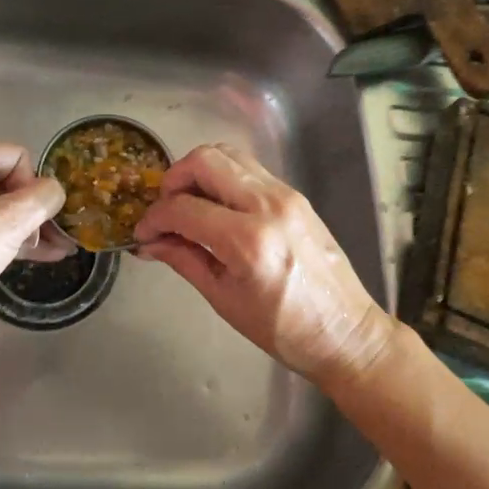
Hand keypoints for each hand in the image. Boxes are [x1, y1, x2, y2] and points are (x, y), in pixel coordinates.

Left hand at [0, 142, 71, 333]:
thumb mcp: (9, 222)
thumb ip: (43, 198)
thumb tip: (56, 191)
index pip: (17, 157)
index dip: (33, 185)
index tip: (36, 217)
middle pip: (9, 181)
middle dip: (35, 209)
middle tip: (54, 237)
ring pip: (0, 207)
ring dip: (29, 227)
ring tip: (61, 247)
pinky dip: (11, 238)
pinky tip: (44, 255)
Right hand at [134, 144, 393, 385]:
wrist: (346, 333)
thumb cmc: (282, 329)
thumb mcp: (224, 299)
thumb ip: (184, 260)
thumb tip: (149, 243)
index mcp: (248, 241)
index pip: (184, 208)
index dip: (154, 218)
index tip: (143, 233)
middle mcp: (267, 205)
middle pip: (204, 160)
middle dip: (173, 180)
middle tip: (165, 209)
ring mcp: (285, 194)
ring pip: (227, 155)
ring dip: (198, 172)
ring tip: (188, 204)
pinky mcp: (295, 194)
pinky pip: (248, 168)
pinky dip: (223, 177)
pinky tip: (216, 206)